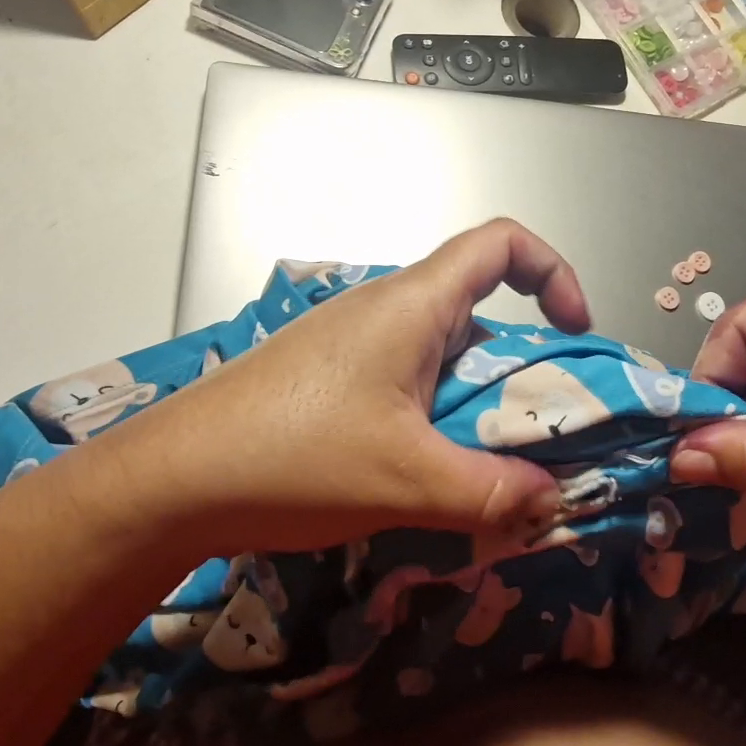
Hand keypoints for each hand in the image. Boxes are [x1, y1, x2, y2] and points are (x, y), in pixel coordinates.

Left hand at [83, 219, 590, 553]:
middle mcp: (389, 311)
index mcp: (414, 305)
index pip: (501, 243)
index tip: (574, 331)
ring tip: (490, 466)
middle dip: (525, 368)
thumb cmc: (292, 457)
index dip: (553, 271)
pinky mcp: (334, 379)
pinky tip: (430, 473)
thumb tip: (553, 502)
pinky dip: (442, 417)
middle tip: (542, 431)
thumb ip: (490, 491)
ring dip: (481, 402)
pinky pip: (412, 382)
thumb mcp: (405, 480)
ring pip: (447, 354)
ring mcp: (357, 345)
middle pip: (482, 310)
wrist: (171, 481)